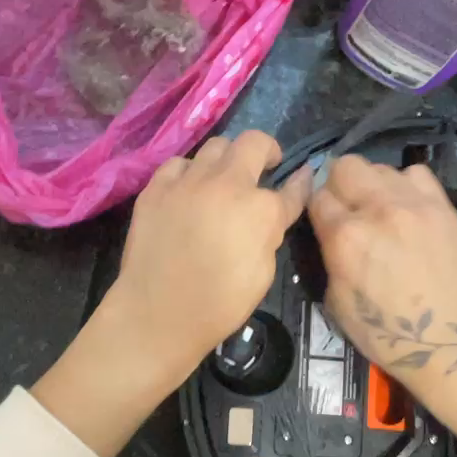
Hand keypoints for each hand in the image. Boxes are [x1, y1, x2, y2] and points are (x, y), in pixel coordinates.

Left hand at [102, 131, 311, 380]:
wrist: (158, 314)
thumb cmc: (219, 305)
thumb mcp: (263, 273)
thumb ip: (271, 233)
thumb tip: (274, 211)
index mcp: (261, 210)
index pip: (291, 188)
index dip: (299, 184)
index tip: (301, 180)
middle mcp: (226, 184)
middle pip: (253, 143)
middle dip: (264, 151)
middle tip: (262, 169)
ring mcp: (187, 182)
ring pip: (215, 147)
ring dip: (226, 159)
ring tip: (222, 180)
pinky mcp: (156, 189)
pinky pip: (178, 164)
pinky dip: (189, 172)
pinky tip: (187, 190)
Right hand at [308, 156, 456, 411]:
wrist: (446, 339)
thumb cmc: (384, 332)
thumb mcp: (335, 300)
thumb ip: (330, 257)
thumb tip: (331, 234)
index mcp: (345, 237)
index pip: (316, 197)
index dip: (315, 209)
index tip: (320, 220)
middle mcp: (378, 209)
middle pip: (345, 166)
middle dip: (338, 185)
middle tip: (346, 209)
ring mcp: (414, 203)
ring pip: (380, 167)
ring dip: (371, 186)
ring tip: (378, 211)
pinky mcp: (442, 205)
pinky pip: (415, 173)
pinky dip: (404, 186)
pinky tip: (405, 208)